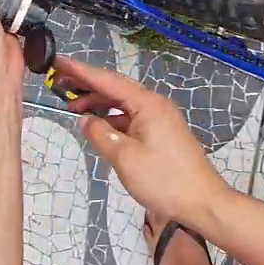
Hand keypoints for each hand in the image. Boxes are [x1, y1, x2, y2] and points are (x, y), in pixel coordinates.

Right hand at [52, 57, 233, 226]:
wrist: (204, 202)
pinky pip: (132, 116)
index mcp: (147, 103)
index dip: (81, 71)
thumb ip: (101, 135)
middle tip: (60, 82)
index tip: (59, 62)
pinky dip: (113, 117)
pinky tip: (100, 125)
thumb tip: (85, 121)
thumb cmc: (164, 179)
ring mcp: (160, 117)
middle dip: (88, 84)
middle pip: (115, 87)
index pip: (107, 80)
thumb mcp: (125, 158)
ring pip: (123, 102)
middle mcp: (154, 104)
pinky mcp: (162, 132)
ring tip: (73, 106)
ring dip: (99, 103)